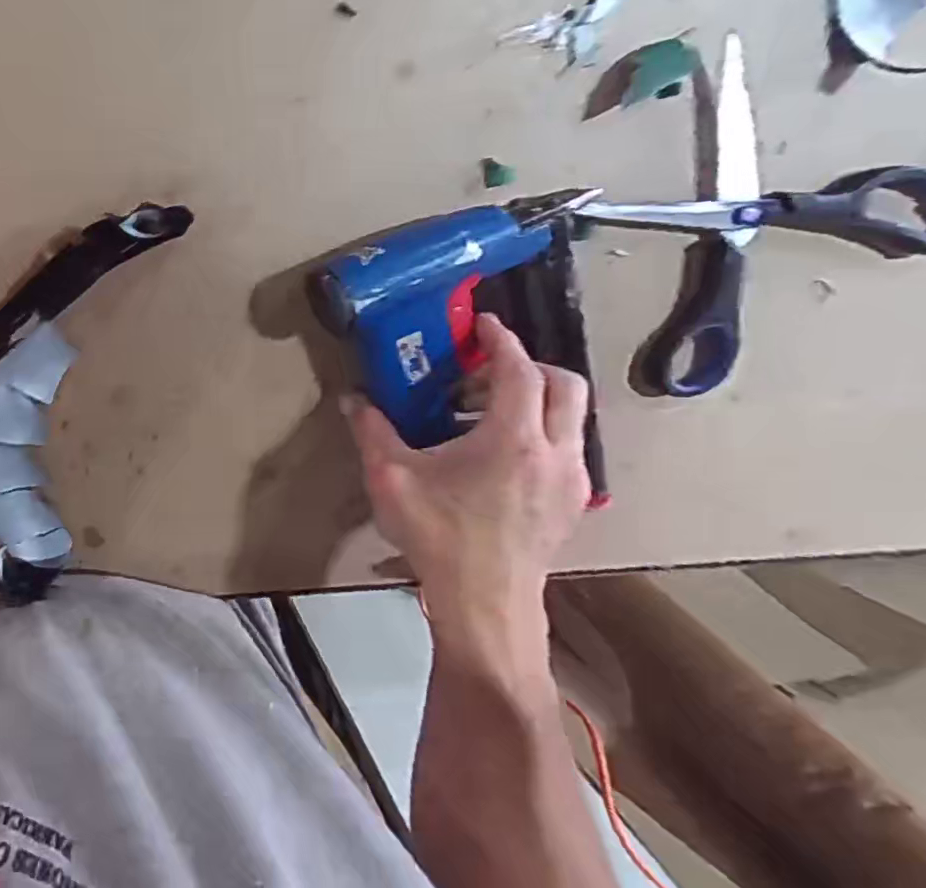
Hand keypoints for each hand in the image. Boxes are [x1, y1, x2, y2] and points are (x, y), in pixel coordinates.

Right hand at [342, 314, 590, 607]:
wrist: (484, 600)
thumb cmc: (438, 535)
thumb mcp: (391, 478)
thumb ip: (372, 431)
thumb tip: (353, 400)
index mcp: (513, 439)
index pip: (519, 371)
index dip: (502, 341)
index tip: (483, 325)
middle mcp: (555, 452)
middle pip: (565, 384)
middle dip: (530, 366)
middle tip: (486, 370)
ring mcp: (571, 479)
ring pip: (572, 417)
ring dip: (535, 400)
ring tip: (485, 412)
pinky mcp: (572, 503)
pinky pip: (568, 448)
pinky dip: (540, 432)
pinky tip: (498, 455)